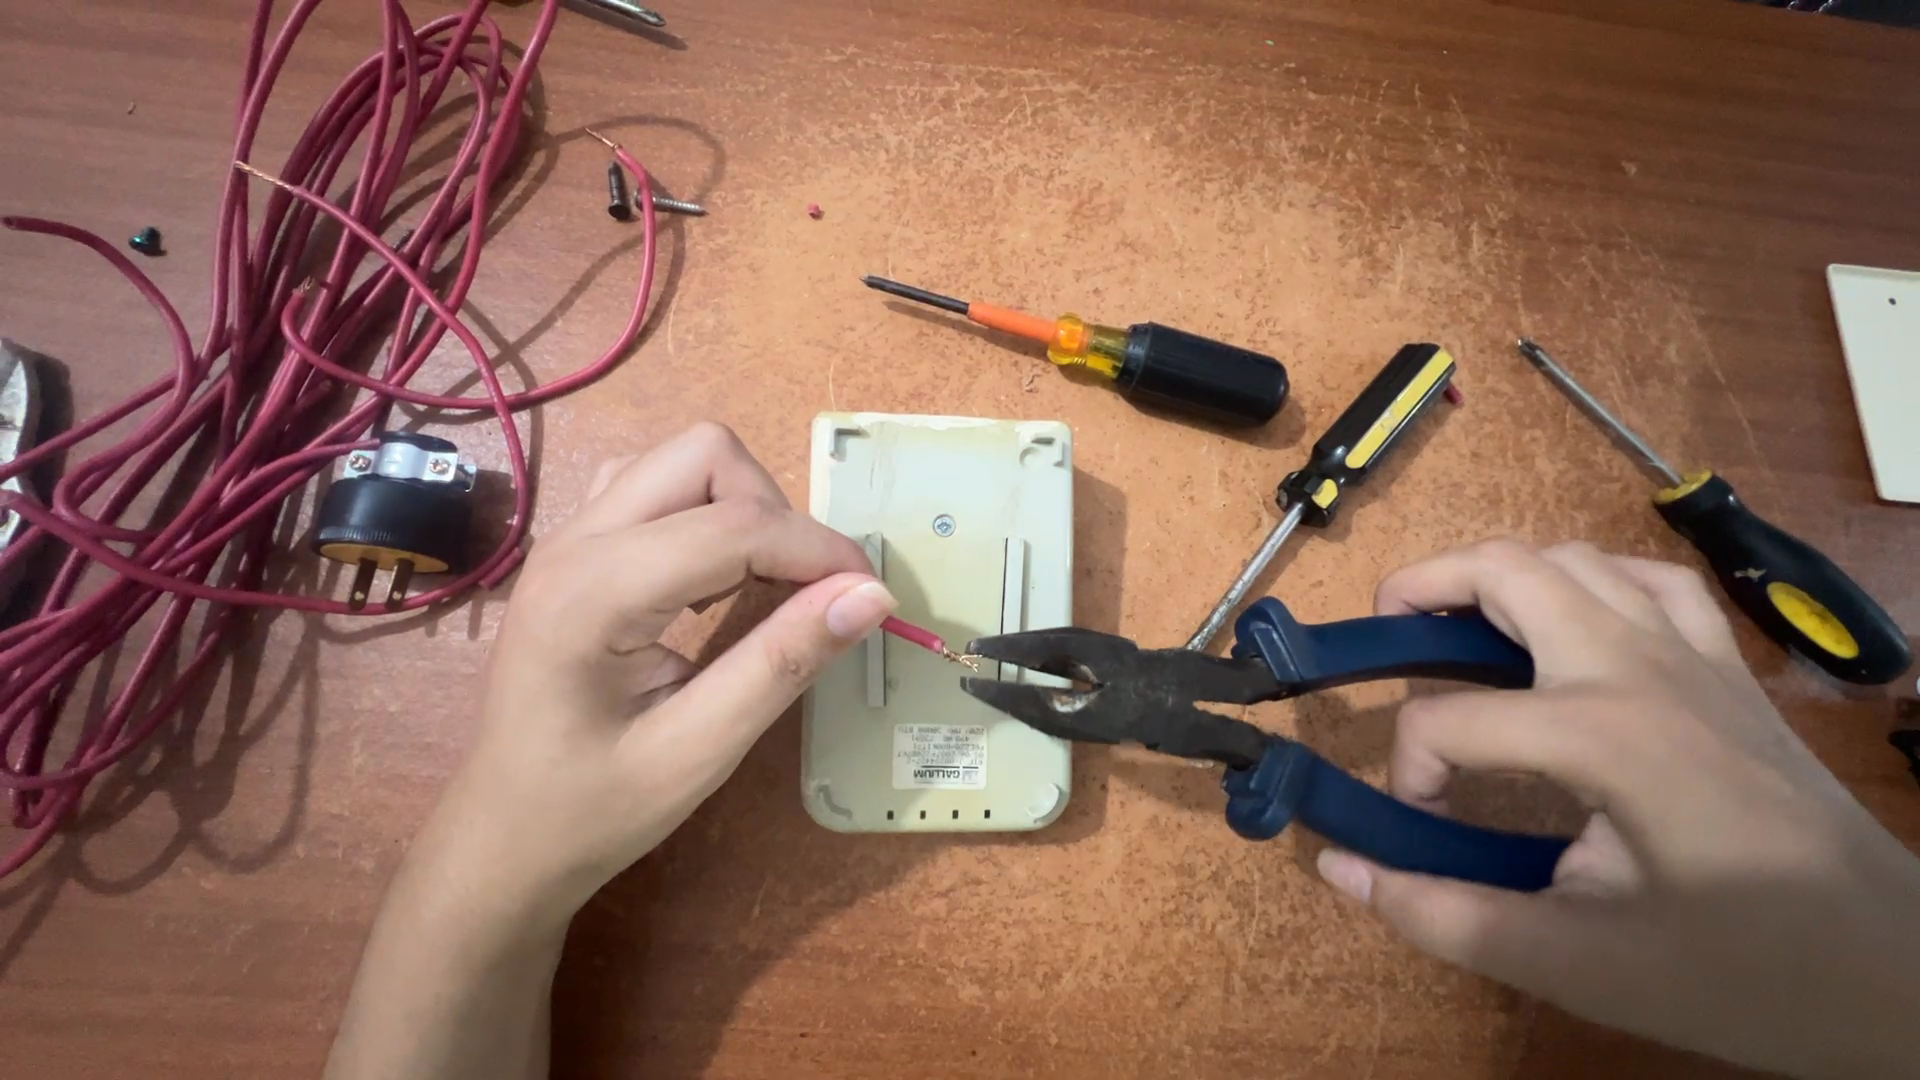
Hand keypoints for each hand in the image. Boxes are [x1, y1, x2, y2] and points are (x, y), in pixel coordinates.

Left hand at [412, 422, 895, 928]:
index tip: (870, 595)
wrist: (503, 837)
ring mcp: (572, 536)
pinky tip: (716, 582)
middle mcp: (575, 541)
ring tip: (763, 585)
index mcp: (593, 593)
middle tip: (807, 589)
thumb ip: (784, 662)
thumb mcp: (701, 751)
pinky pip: (663, 488)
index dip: (819, 550)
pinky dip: (714, 516)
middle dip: (777, 511)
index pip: (735, 526)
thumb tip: (871, 595)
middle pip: (706, 454)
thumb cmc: (594, 809)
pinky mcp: (582, 547)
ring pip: (685, 461)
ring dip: (745, 507)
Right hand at [1316, 539, 1919, 1079]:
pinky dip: (1585, 580)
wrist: (1911, 979)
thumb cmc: (1742, 971)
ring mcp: (1690, 655)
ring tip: (1459, 626)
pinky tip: (1567, 622)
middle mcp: (1637, 668)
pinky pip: (1644, 580)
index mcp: (1601, 735)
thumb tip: (1338, 867)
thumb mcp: (1579, 963)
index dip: (1409, 767)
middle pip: (1502, 570)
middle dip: (1419, 587)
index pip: (1447, 722)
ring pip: (1568, 557)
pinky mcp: (1724, 664)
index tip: (1421, 815)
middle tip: (1388, 636)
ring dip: (1496, 577)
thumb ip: (1442, 915)